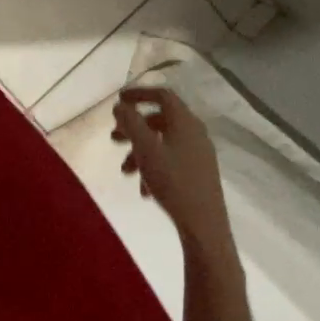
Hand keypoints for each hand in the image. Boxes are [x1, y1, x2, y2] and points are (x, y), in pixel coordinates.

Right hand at [113, 87, 224, 241]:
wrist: (205, 227)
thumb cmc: (173, 181)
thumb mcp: (145, 148)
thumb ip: (130, 122)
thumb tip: (120, 106)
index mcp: (185, 121)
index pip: (162, 95)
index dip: (139, 94)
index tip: (119, 100)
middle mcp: (195, 133)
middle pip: (160, 120)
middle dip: (134, 128)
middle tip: (114, 138)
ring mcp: (200, 154)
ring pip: (163, 142)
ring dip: (141, 151)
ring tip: (125, 171)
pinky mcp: (200, 173)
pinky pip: (172, 160)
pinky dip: (155, 166)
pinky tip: (143, 188)